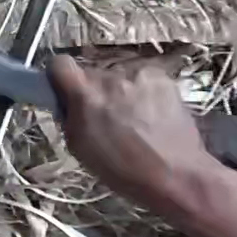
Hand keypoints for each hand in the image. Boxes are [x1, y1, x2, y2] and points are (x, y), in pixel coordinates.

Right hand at [48, 56, 236, 231]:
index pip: (60, 63)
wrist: (177, 173)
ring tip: (134, 120)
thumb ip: (70, 115)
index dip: (60, 77)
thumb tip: (67, 98)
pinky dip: (142, 92)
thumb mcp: (80, 148)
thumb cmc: (123, 170)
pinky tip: (152, 115)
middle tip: (105, 117)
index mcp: (86, 94)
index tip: (66, 91)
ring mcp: (139, 73)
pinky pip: (142, 79)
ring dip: (120, 92)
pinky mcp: (161, 76)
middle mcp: (111, 76)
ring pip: (118, 76)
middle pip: (93, 73)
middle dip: (94, 91)